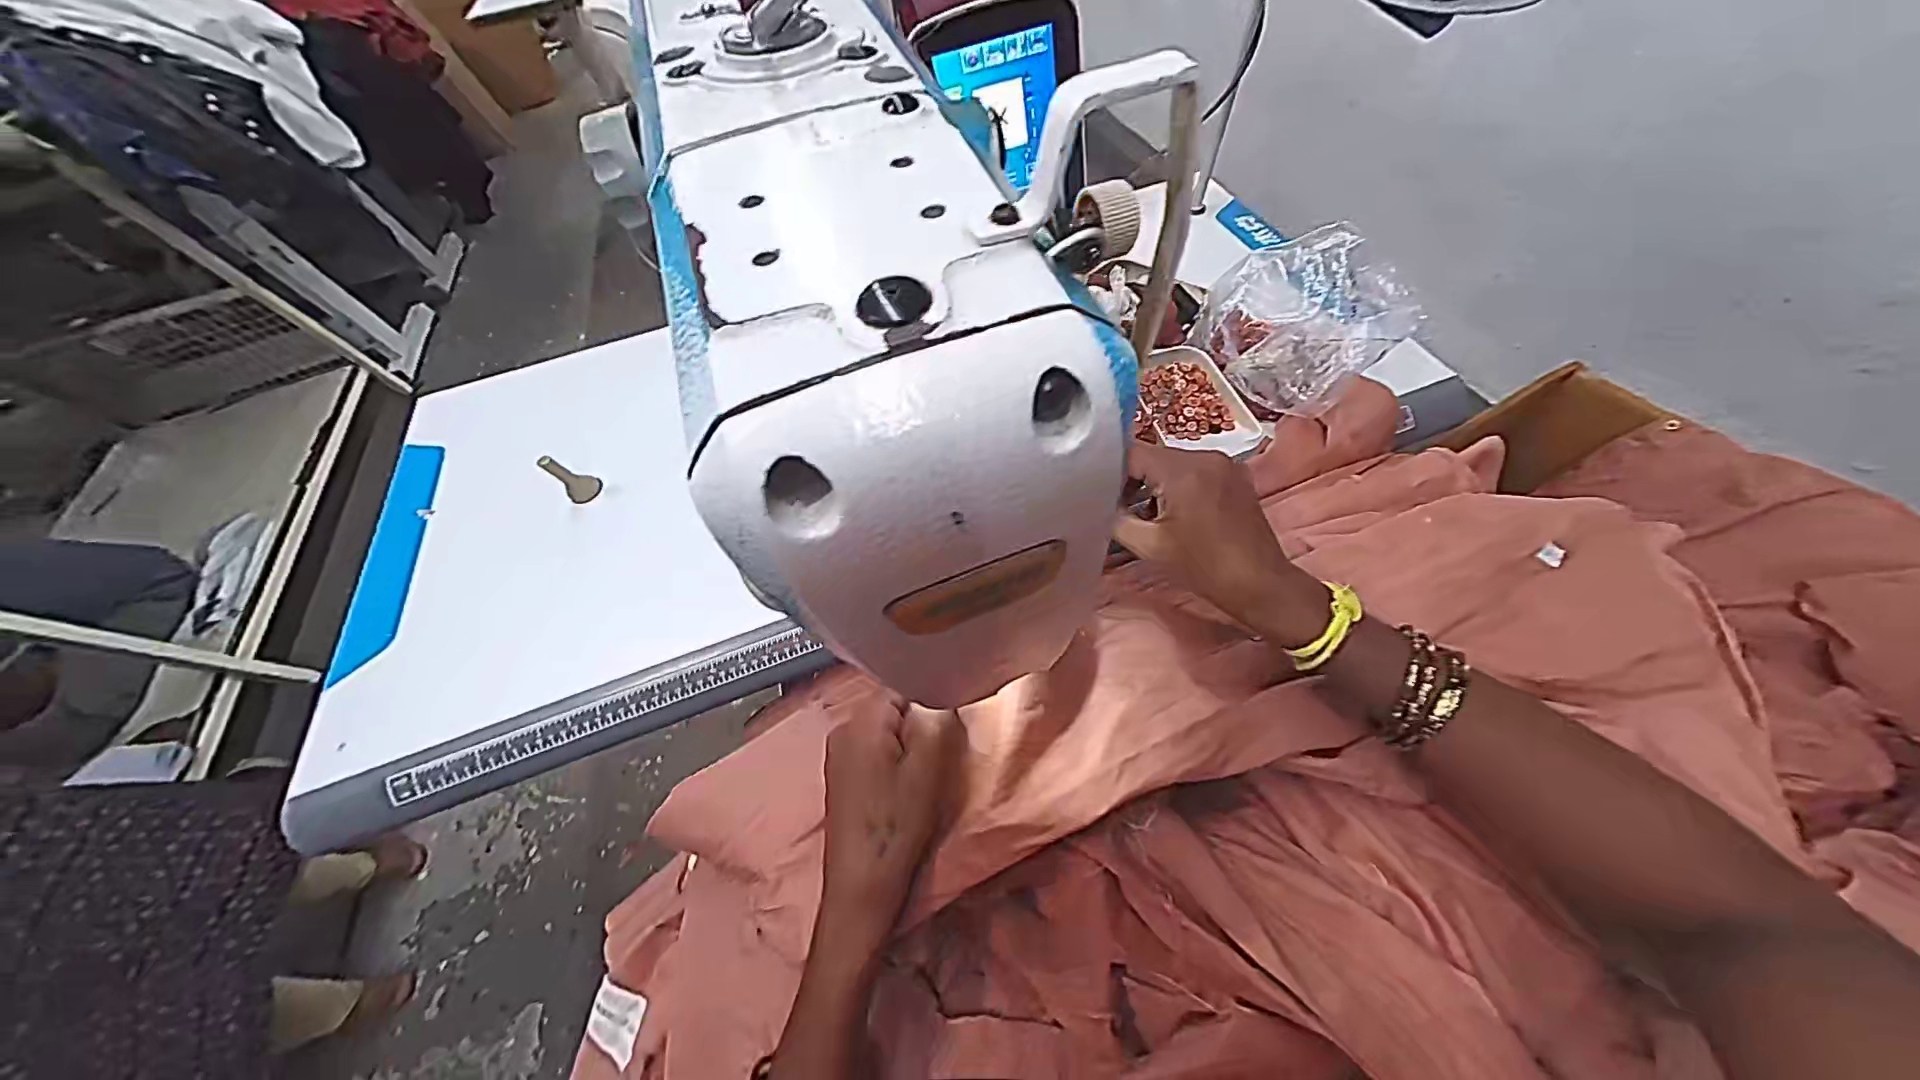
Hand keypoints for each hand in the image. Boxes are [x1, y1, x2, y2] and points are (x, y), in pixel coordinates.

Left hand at [819, 699, 962, 952]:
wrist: (861, 886)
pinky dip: (893, 761)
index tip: (946, 727)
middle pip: (893, 707)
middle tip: (935, 757)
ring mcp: (838, 753)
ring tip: (920, 777)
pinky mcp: (841, 775)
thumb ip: (936, 717)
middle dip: (918, 725)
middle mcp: (843, 728)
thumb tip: (941, 688)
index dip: (930, 701)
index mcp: (861, 720)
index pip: (904, 685)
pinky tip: (901, 790)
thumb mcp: (929, 767)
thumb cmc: (897, 825)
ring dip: (907, 745)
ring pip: (886, 730)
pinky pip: (874, 750)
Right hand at [1112, 440, 1331, 647]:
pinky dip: (1177, 486)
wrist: (1259, 584)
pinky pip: (1194, 471)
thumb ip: (1117, 520)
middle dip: (1132, 480)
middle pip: (1153, 457)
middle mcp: (1206, 457)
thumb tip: (1101, 506)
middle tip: (1119, 509)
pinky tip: (1173, 514)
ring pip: (1173, 464)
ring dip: (1155, 484)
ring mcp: (1224, 464)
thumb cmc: (1204, 567)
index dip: (1110, 473)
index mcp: (1183, 471)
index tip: (1100, 496)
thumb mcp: (1149, 546)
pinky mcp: (1234, 476)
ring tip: (1146, 516)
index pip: (1132, 454)